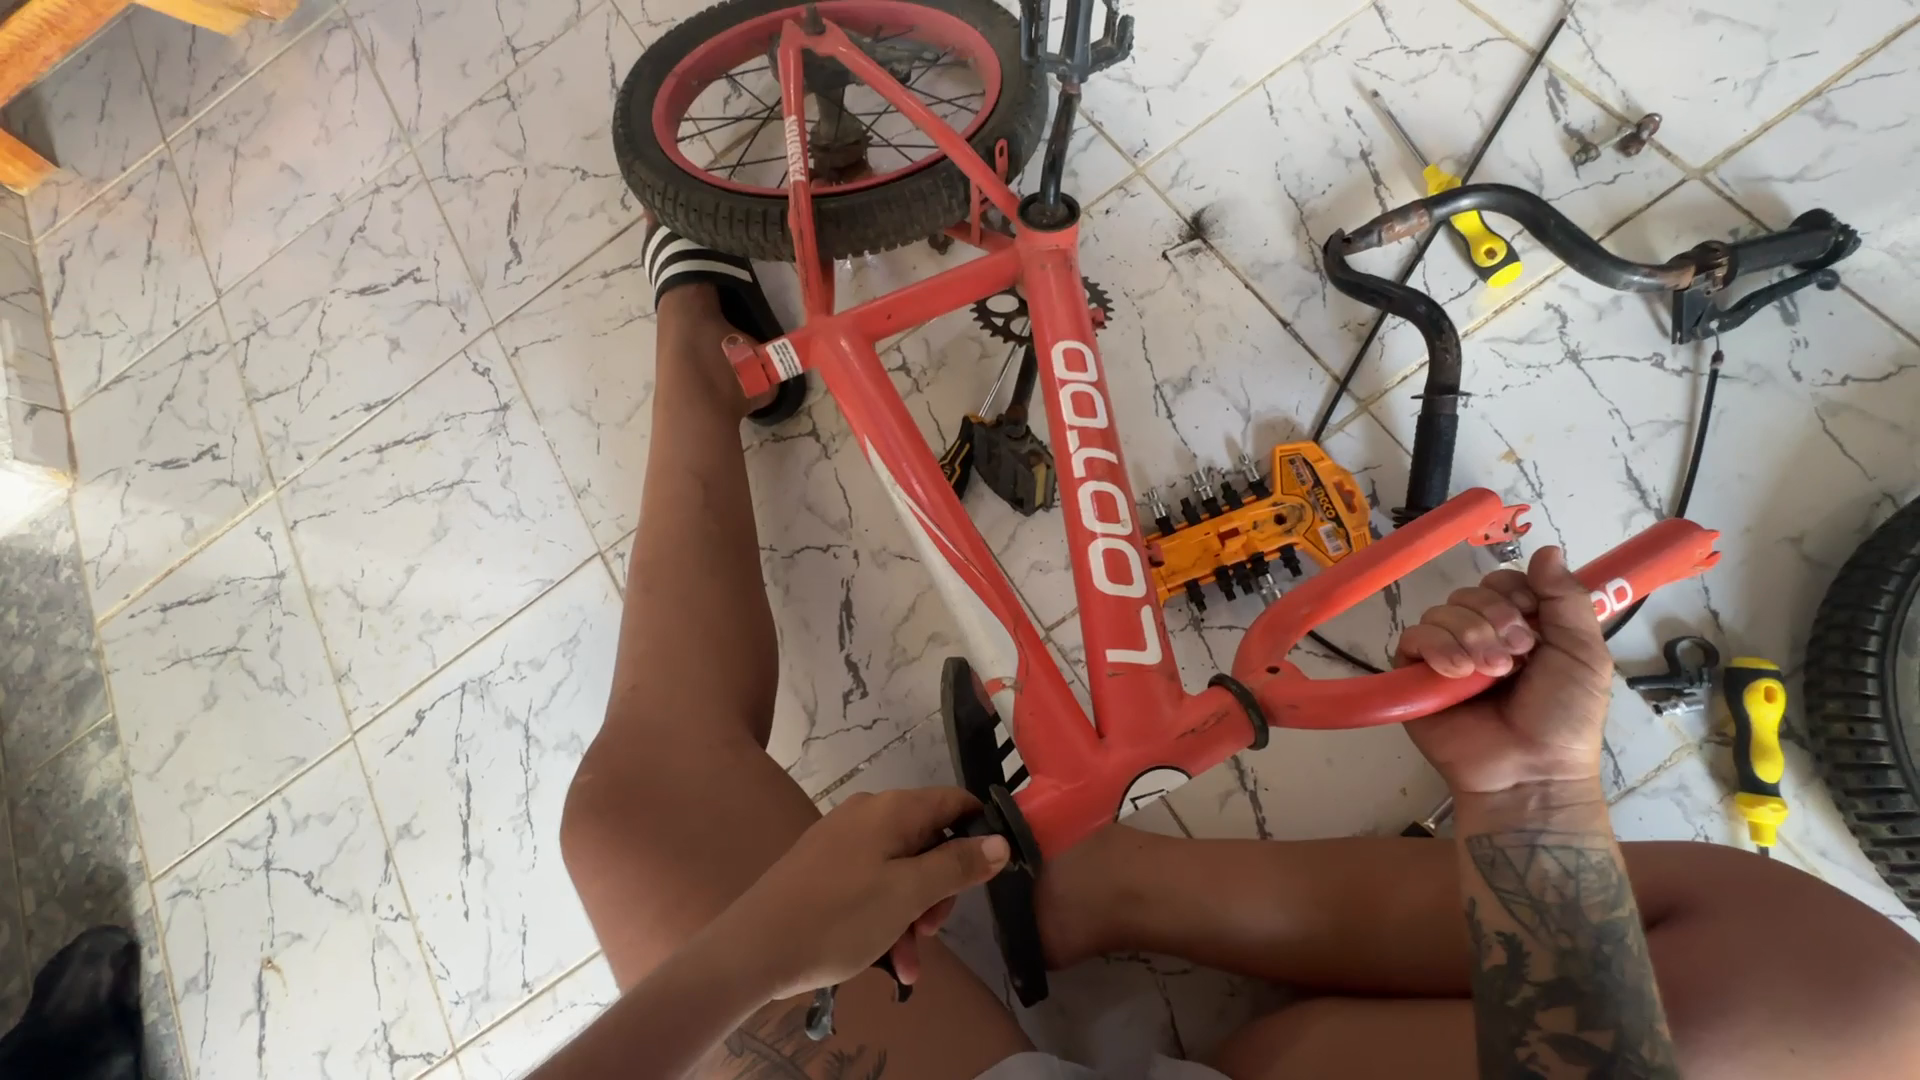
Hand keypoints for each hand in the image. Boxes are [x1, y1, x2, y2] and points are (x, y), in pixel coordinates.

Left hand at [716, 787, 1009, 1002]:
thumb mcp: (909, 894)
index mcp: (894, 809)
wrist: (754, 948)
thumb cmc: (840, 916)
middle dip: (940, 889)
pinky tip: (889, 959)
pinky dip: (886, 915)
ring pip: (901, 870)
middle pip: (928, 841)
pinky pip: (872, 883)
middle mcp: (870, 813)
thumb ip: (957, 865)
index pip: (955, 803)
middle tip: (933, 929)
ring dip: (914, 914)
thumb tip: (1001, 840)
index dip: (980, 834)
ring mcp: (844, 839)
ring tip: (909, 962)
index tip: (989, 875)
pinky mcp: (825, 866)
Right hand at [1397, 547, 1612, 795]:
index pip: (1502, 582)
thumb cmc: (1563, 718)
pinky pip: (1413, 636)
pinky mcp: (1412, 672)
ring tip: (1489, 674)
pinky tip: (1456, 673)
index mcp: (1520, 628)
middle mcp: (1479, 635)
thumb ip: (1566, 600)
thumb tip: (1548, 549)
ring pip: (1442, 612)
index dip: (1514, 593)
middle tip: (1516, 658)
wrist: (1527, 769)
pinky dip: (1437, 648)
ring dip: (1470, 639)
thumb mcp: (1583, 655)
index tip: (1532, 621)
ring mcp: (1443, 653)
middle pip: (1470, 593)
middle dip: (1495, 621)